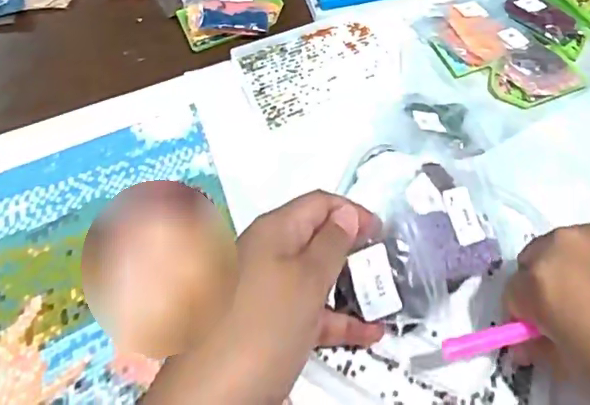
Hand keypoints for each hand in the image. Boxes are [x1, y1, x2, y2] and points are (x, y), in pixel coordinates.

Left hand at [146, 192, 383, 404]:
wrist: (208, 396)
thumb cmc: (256, 332)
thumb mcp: (306, 283)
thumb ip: (331, 245)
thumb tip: (345, 215)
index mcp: (273, 231)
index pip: (319, 203)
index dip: (351, 211)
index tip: (379, 229)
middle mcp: (265, 253)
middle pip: (315, 238)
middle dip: (349, 249)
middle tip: (380, 262)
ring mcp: (262, 290)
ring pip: (312, 277)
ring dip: (346, 287)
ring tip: (377, 299)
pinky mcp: (262, 324)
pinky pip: (305, 311)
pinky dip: (333, 317)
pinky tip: (360, 332)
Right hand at [505, 225, 589, 404]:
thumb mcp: (586, 381)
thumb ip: (552, 354)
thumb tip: (541, 342)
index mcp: (546, 280)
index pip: (511, 297)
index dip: (522, 328)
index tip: (539, 354)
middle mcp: (566, 245)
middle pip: (532, 265)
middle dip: (541, 297)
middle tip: (567, 340)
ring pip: (561, 253)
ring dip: (565, 281)